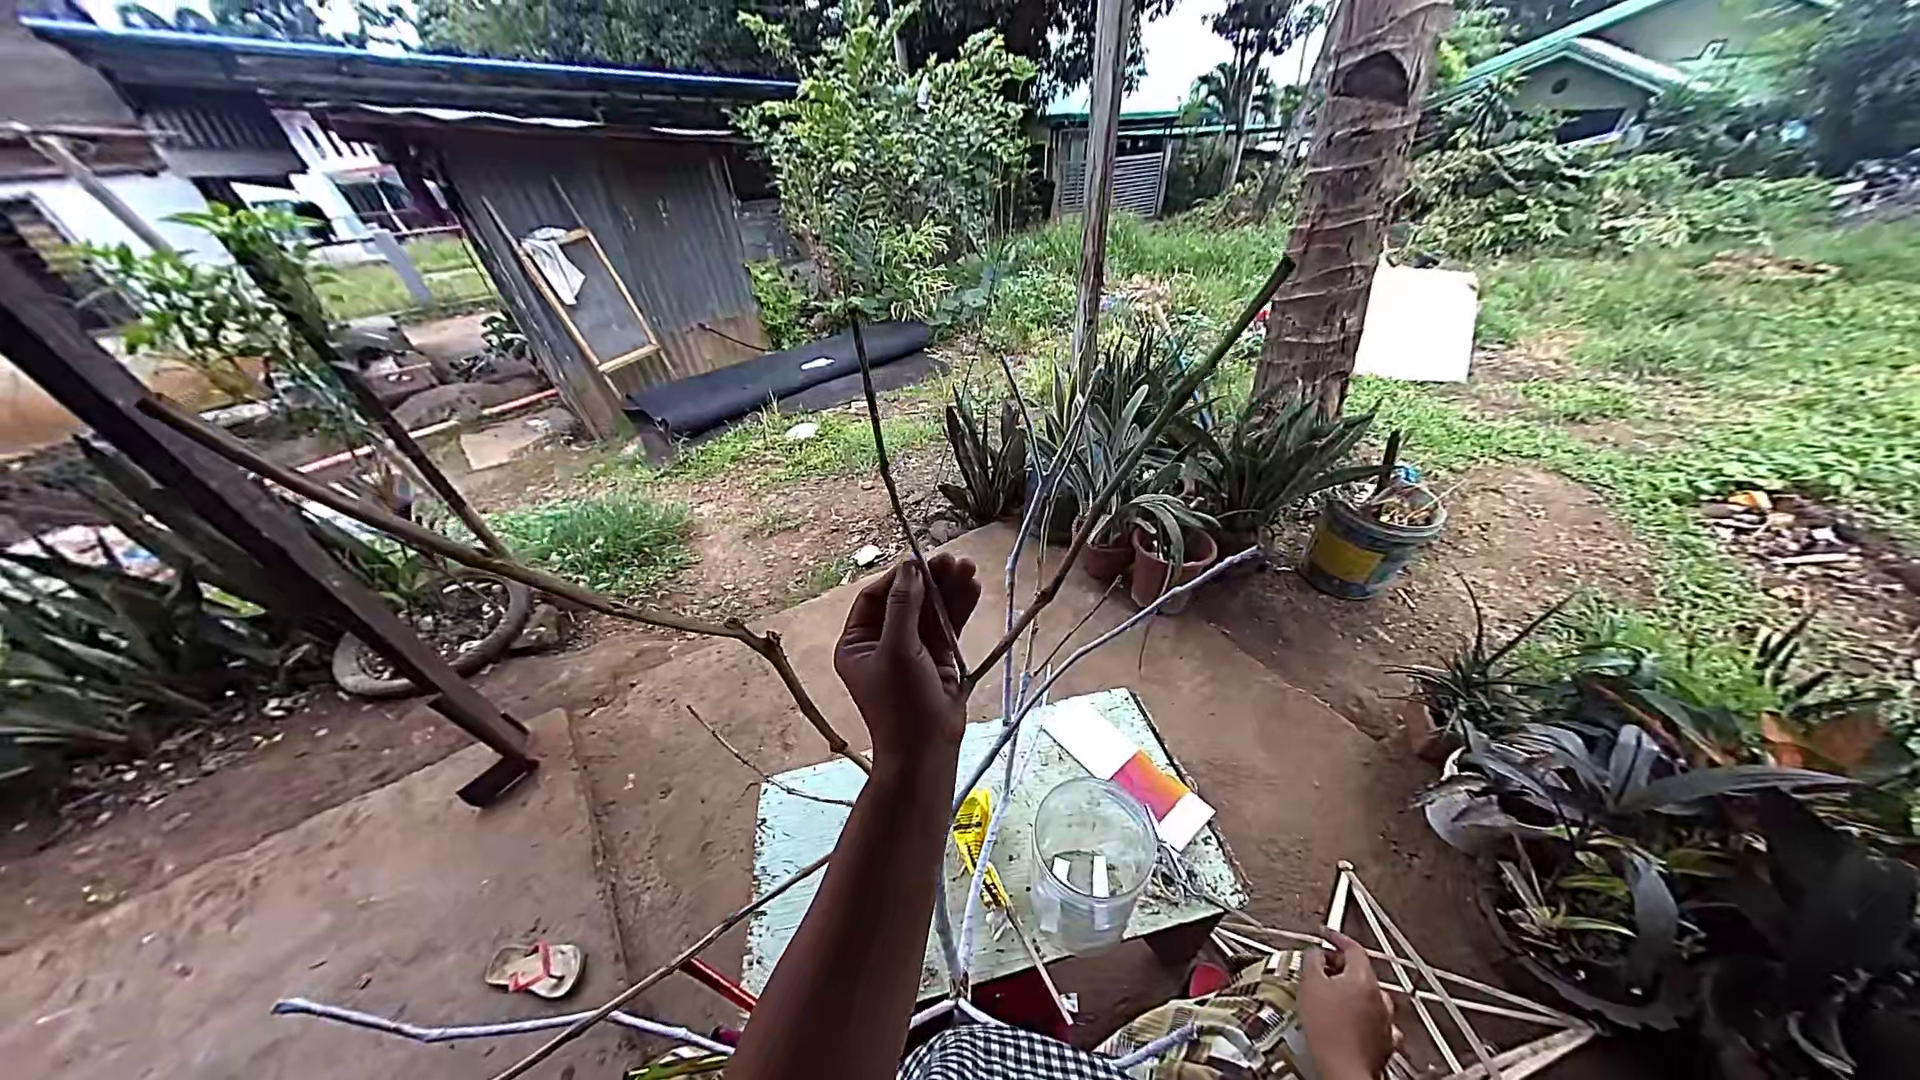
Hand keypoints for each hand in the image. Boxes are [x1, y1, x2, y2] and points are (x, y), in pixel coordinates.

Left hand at [834, 553, 979, 764]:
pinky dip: (959, 609)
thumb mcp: (897, 650)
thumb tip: (910, 569)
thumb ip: (903, 606)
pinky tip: (972, 589)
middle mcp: (882, 644)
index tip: (921, 561)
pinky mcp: (936, 659)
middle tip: (952, 560)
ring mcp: (911, 651)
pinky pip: (947, 627)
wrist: (926, 751)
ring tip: (968, 568)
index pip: (875, 598)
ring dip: (948, 591)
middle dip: (930, 581)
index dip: (898, 578)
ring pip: (930, 611)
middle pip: (907, 601)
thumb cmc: (901, 704)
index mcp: (857, 643)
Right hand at [1299, 928, 1394, 1079]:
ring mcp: (1385, 1021)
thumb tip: (1315, 953)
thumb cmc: (1328, 1028)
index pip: (1353, 947)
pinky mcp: (1384, 1040)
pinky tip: (1344, 1017)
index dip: (1337, 937)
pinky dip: (1358, 1011)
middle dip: (1339, 965)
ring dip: (1349, 989)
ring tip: (1329, 993)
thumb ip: (1312, 959)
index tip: (1327, 933)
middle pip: (1360, 970)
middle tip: (1320, 965)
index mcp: (1363, 979)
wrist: (1344, 1068)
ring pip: (1367, 995)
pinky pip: (1371, 1016)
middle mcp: (1379, 998)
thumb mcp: (1309, 982)